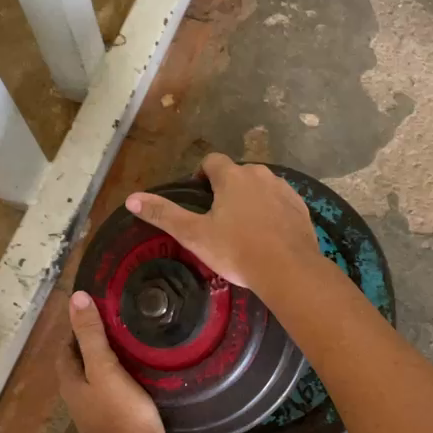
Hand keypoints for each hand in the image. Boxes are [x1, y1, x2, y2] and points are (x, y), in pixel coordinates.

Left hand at [58, 291, 174, 432]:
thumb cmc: (122, 412)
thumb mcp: (105, 368)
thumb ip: (91, 335)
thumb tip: (75, 298)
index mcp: (71, 386)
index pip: (65, 351)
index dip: (75, 332)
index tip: (96, 315)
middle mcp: (78, 402)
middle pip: (80, 367)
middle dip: (92, 346)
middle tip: (116, 326)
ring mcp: (97, 417)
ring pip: (97, 382)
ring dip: (107, 365)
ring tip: (130, 346)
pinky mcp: (116, 426)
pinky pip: (114, 396)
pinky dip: (121, 382)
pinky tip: (140, 376)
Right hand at [125, 154, 327, 294]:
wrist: (289, 270)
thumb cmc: (237, 250)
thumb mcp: (194, 234)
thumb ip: (163, 215)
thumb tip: (131, 198)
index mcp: (232, 176)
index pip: (212, 161)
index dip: (201, 176)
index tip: (199, 198)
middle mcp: (260, 174)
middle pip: (237, 173)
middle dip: (227, 189)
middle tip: (219, 219)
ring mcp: (284, 189)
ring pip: (261, 186)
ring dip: (251, 199)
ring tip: (243, 228)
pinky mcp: (301, 206)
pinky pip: (280, 202)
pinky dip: (272, 211)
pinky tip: (268, 235)